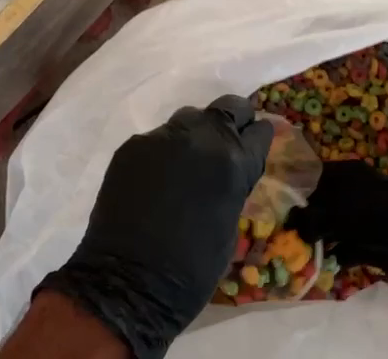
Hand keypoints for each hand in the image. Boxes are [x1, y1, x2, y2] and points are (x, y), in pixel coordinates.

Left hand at [37, 96, 273, 358]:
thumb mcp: (230, 225)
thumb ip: (232, 184)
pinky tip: (158, 176)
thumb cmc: (193, 268)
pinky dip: (165, 151)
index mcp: (234, 162)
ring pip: (190, 117)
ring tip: (190, 160)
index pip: (259, 131)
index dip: (258, 139)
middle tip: (229, 141)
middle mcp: (201, 138)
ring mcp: (163, 137)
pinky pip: (158, 138)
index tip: (255, 145)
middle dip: (234, 120)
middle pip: (228, 107)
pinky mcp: (133, 144)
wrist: (129, 281)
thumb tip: (229, 171)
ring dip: (196, 133)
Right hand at [286, 159, 387, 281]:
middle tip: (286, 230)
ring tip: (300, 248)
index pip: (313, 176)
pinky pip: (344, 249)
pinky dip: (334, 255)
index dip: (297, 190)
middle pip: (321, 204)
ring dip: (317, 239)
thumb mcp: (340, 211)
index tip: (278, 203)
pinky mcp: (368, 243)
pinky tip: (324, 262)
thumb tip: (292, 223)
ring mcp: (361, 219)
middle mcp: (352, 192)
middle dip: (305, 217)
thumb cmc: (378, 214)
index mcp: (347, 173)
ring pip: (330, 227)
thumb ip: (313, 217)